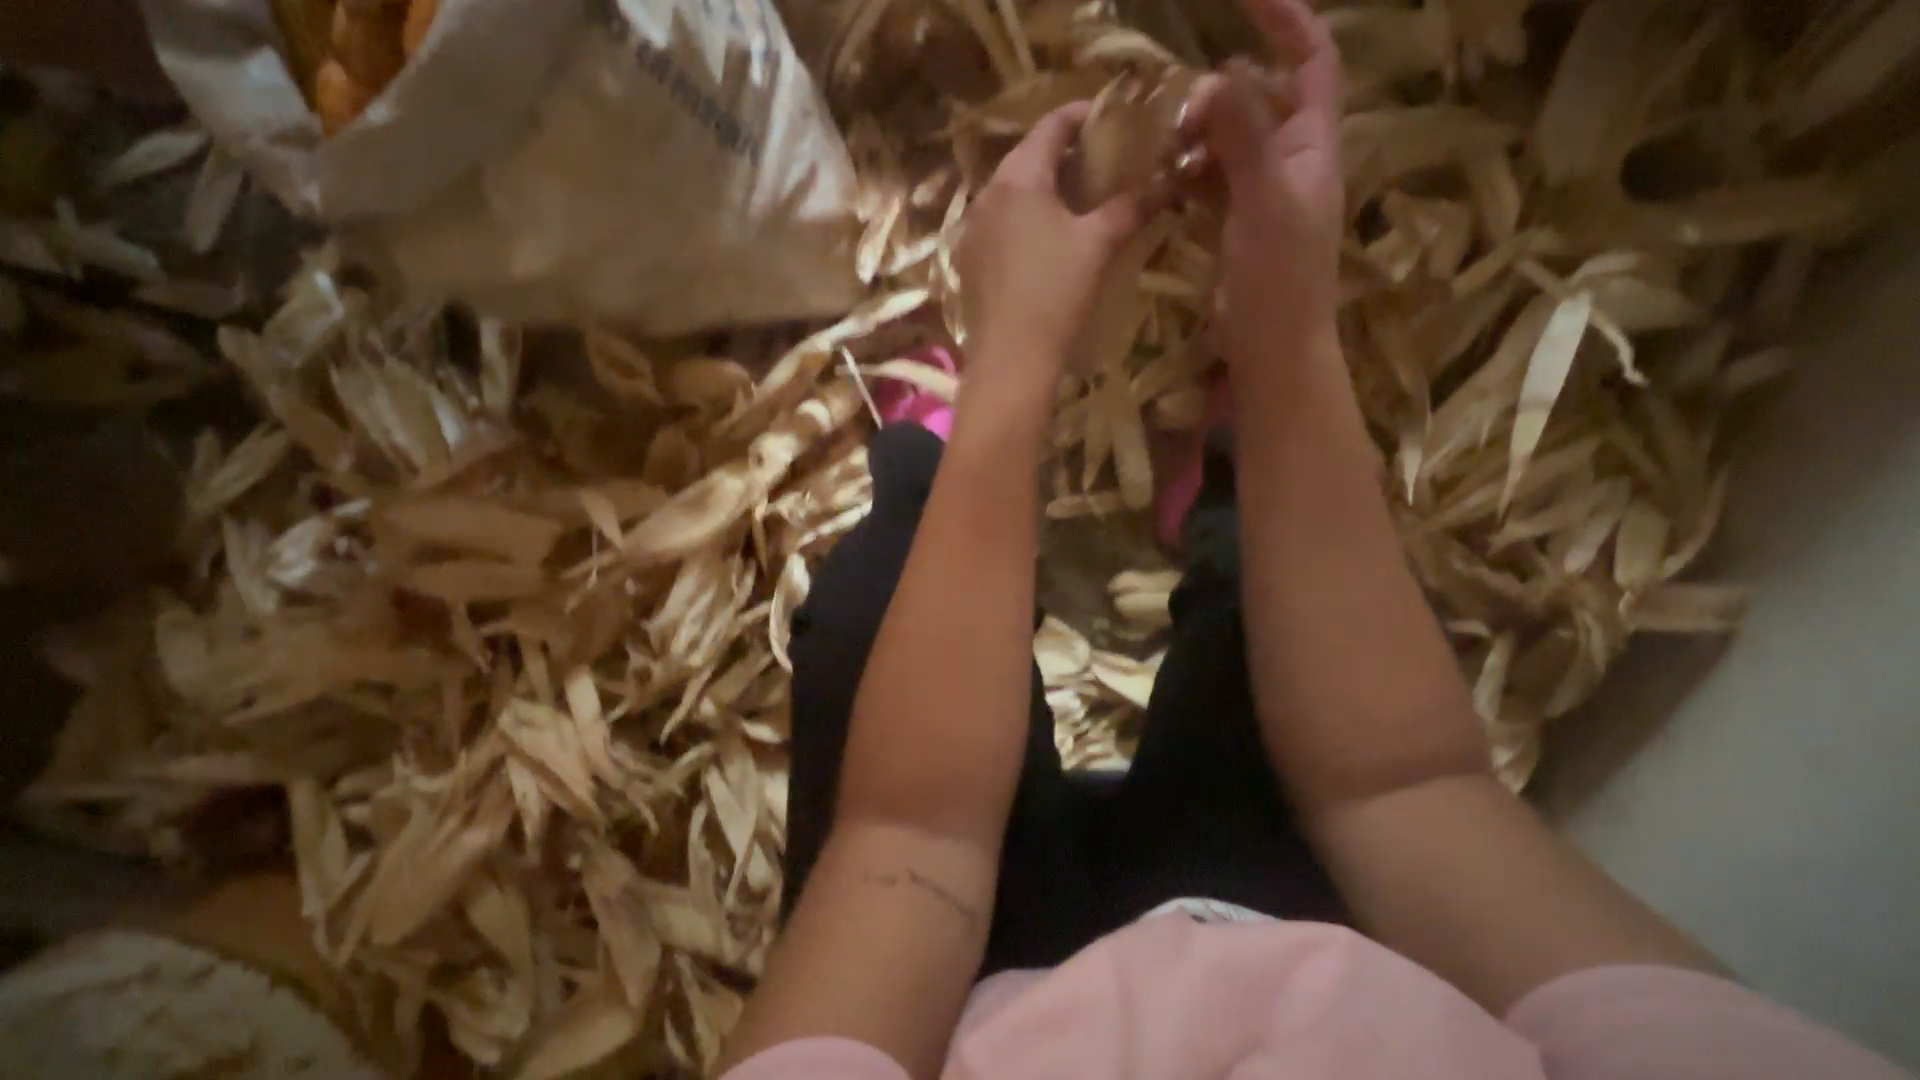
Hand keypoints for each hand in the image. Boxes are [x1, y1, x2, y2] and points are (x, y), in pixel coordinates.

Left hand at [958, 103, 1148, 399]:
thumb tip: (1169, 181)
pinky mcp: (969, 258)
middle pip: (1028, 155)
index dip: (1084, 115)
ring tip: (1077, 199)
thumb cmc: (1056, 293)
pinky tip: (1045, 238)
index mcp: (1019, 177)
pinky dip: (1024, 216)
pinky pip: (998, 222)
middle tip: (1101, 160)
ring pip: (1011, 190)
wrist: (1010, 356)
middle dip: (1065, 152)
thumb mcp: (1100, 244)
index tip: (1112, 118)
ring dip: (1043, 186)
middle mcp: (987, 192)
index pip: (1051, 124)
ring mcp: (972, 227)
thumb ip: (1133, 206)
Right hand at [1198, 0, 1344, 369]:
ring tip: (1162, 134)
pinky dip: (1187, 168)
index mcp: (1313, 145)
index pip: (1312, 60)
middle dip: (1224, 87)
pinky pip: (1211, 178)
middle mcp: (1292, 161)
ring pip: (1231, 140)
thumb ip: (1243, 137)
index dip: (1285, 20)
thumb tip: (1215, 77)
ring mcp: (1262, 193)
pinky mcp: (1236, 223)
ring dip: (1199, 130)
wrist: (1273, 349)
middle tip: (1177, 96)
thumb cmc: (1279, 279)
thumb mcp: (1264, 201)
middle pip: (1264, 97)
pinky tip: (1161, 172)